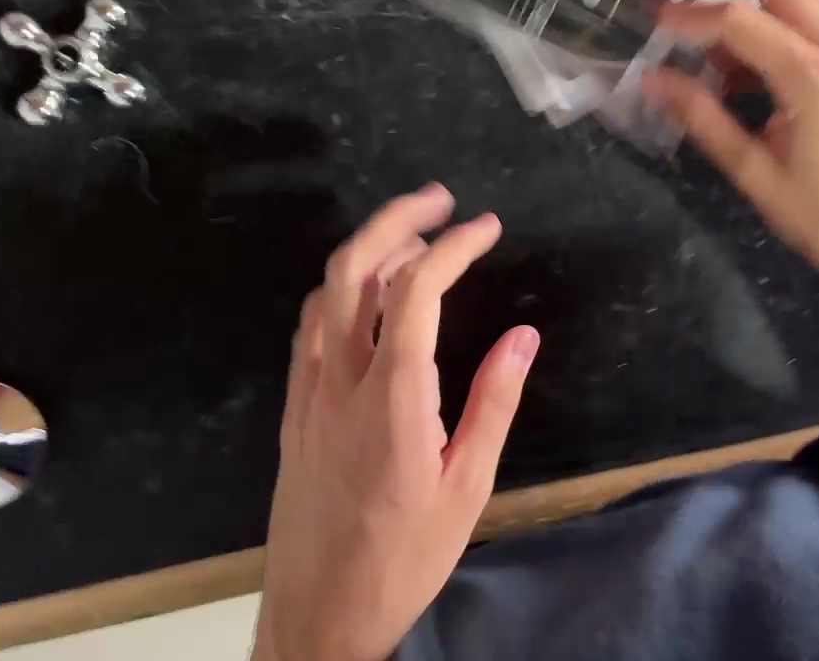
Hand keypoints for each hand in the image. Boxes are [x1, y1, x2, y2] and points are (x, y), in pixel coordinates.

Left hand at [253, 184, 539, 660]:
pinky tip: (370, 298)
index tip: (486, 226)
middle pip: (352, 273)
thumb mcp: (470, 483)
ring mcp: (308, 395)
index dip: (452, 247)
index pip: (416, 294)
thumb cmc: (406, 554)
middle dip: (395, 221)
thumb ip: (495, 401)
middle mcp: (340, 382)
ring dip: (368, 252)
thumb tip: (524, 334)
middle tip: (439, 199)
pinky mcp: (294, 412)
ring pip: (324, 295)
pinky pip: (309, 329)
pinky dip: (342, 290)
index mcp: (392, 397)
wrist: (318, 620)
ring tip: (416, 241)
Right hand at [642, 0, 818, 299]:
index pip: (740, 21)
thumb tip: (651, 79)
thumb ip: (703, 119)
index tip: (648, 18)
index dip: (689, 16)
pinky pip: (805, 19)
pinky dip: (766, 19)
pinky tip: (731, 54)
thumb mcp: (756, 173)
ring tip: (693, 8)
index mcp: (814, 77)